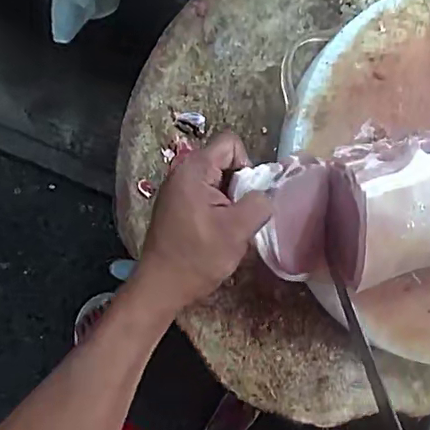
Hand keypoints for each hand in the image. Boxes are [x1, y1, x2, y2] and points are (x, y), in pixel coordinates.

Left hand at [130, 132, 272, 310]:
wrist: (163, 286)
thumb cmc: (199, 256)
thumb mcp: (238, 229)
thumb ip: (259, 203)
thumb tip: (266, 196)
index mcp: (194, 170)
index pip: (231, 144)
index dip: (248, 165)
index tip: (246, 197)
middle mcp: (183, 173)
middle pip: (226, 162)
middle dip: (241, 186)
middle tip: (240, 216)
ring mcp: (179, 191)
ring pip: (220, 182)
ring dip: (233, 202)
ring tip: (230, 228)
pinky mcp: (179, 207)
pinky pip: (209, 196)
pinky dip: (220, 211)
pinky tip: (219, 234)